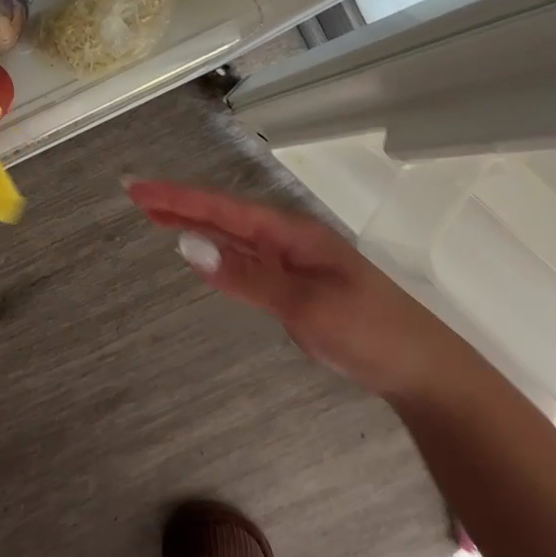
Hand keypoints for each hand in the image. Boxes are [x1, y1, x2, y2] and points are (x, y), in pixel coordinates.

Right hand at [126, 180, 475, 400]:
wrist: (422, 369)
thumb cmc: (369, 332)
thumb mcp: (305, 306)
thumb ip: (247, 276)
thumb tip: (188, 246)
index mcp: (291, 234)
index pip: (222, 209)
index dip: (176, 197)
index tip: (135, 187)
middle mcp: (289, 240)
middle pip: (223, 215)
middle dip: (177, 203)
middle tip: (133, 193)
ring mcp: (293, 262)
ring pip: (232, 235)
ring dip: (192, 222)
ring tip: (153, 214)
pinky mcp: (295, 285)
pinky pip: (244, 258)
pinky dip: (215, 248)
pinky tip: (202, 249)